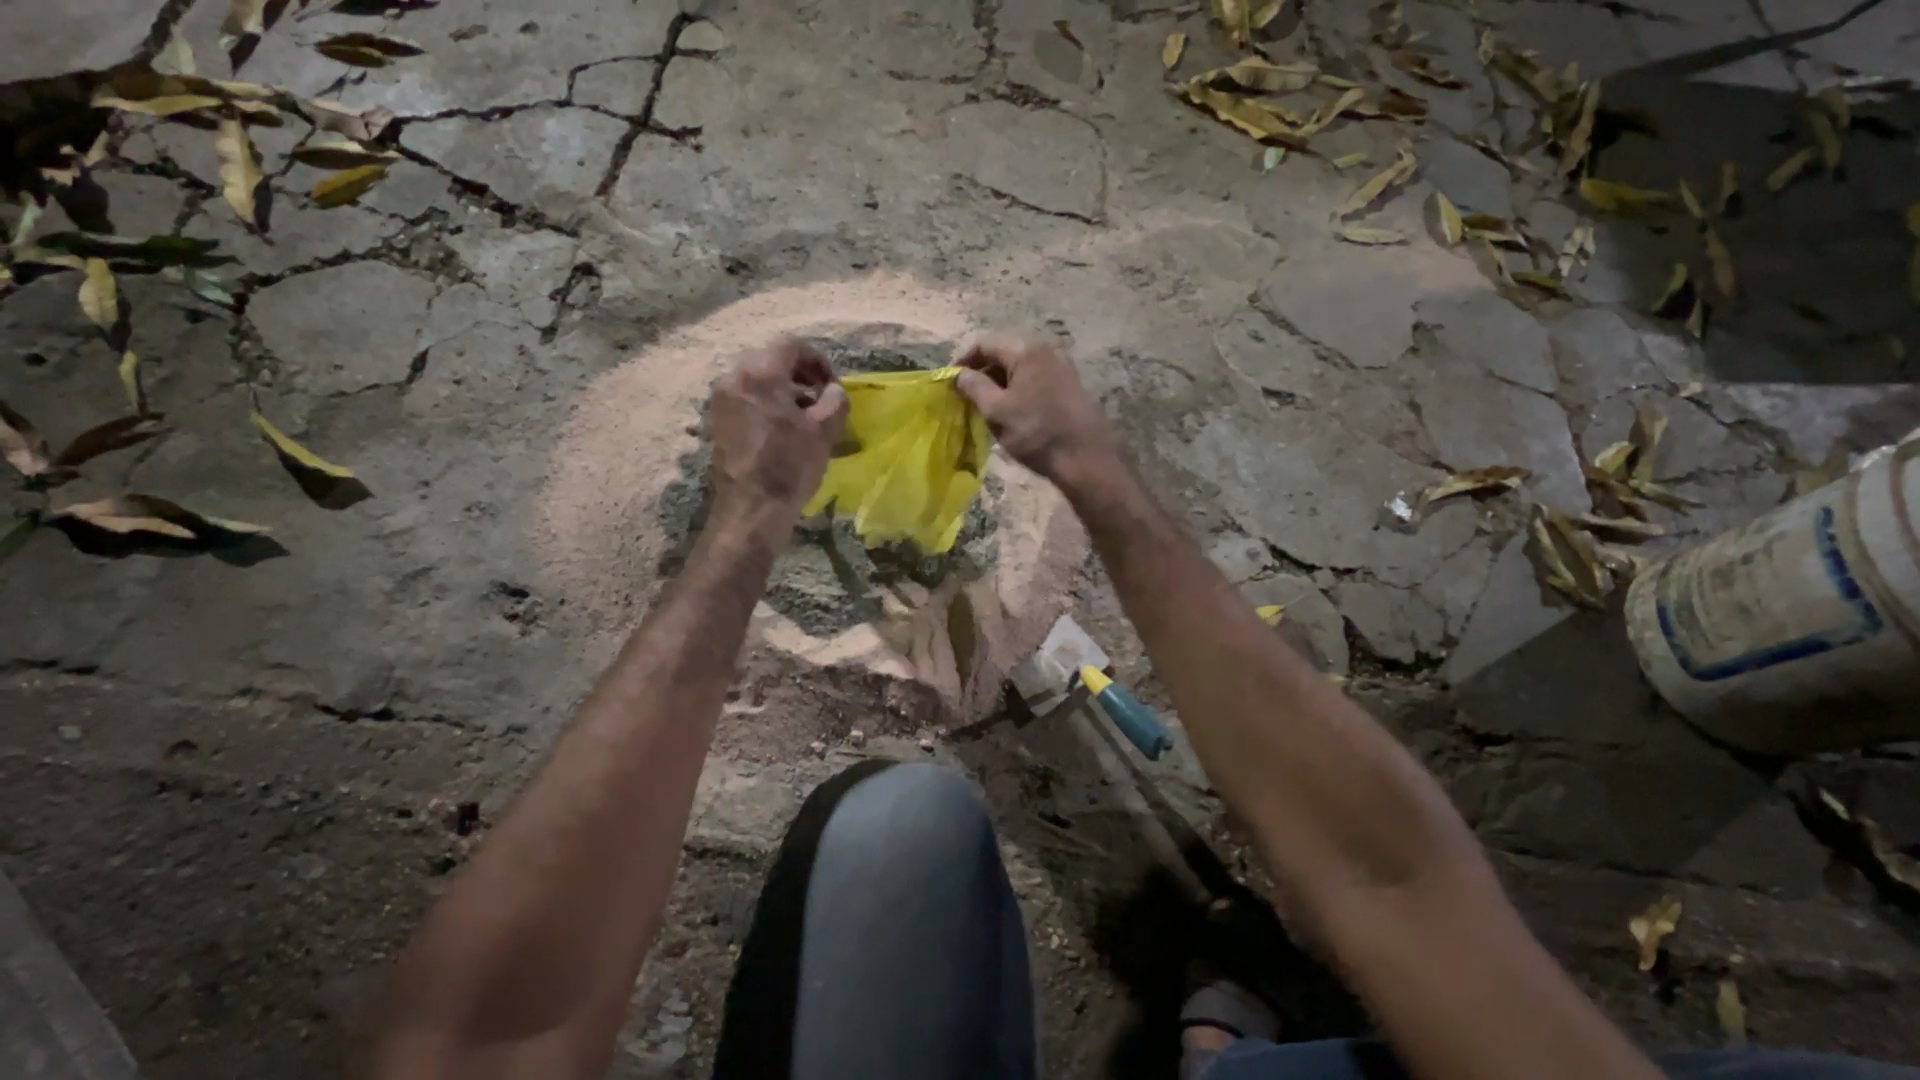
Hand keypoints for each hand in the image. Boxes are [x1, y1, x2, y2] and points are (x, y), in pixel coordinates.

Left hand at [708, 340, 848, 529]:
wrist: (752, 508)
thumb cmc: (790, 465)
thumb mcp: (825, 430)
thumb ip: (835, 399)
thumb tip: (833, 390)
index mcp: (760, 373)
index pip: (792, 346)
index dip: (818, 360)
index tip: (832, 384)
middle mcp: (734, 378)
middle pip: (771, 359)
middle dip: (799, 374)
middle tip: (820, 397)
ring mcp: (721, 400)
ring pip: (757, 379)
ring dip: (783, 390)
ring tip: (803, 416)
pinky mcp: (718, 421)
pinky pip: (746, 398)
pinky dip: (766, 404)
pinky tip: (782, 429)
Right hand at [955, 333, 1120, 485]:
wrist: (1086, 458)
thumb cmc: (1036, 433)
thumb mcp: (996, 411)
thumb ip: (974, 387)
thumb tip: (960, 374)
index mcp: (1027, 350)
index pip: (985, 343)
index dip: (963, 359)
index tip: (950, 381)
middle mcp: (1048, 351)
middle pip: (1005, 352)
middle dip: (983, 371)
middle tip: (966, 394)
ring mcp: (1063, 367)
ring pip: (1022, 367)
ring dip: (1000, 381)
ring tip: (986, 405)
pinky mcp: (1071, 386)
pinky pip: (1037, 379)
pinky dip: (1019, 389)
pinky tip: (1013, 411)